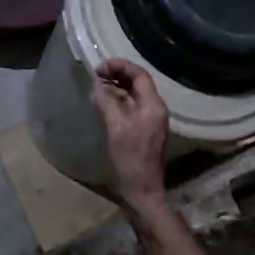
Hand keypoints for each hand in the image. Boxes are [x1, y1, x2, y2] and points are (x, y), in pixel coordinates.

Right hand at [91, 58, 169, 207]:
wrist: (142, 189)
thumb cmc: (130, 158)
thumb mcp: (115, 128)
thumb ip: (107, 103)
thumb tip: (97, 87)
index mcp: (153, 106)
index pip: (140, 75)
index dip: (120, 66)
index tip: (100, 67)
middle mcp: (156, 109)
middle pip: (139, 82)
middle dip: (119, 74)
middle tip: (97, 74)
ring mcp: (153, 120)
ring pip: (137, 94)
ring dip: (119, 86)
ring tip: (99, 85)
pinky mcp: (147, 130)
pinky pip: (135, 106)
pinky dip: (121, 99)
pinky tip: (106, 103)